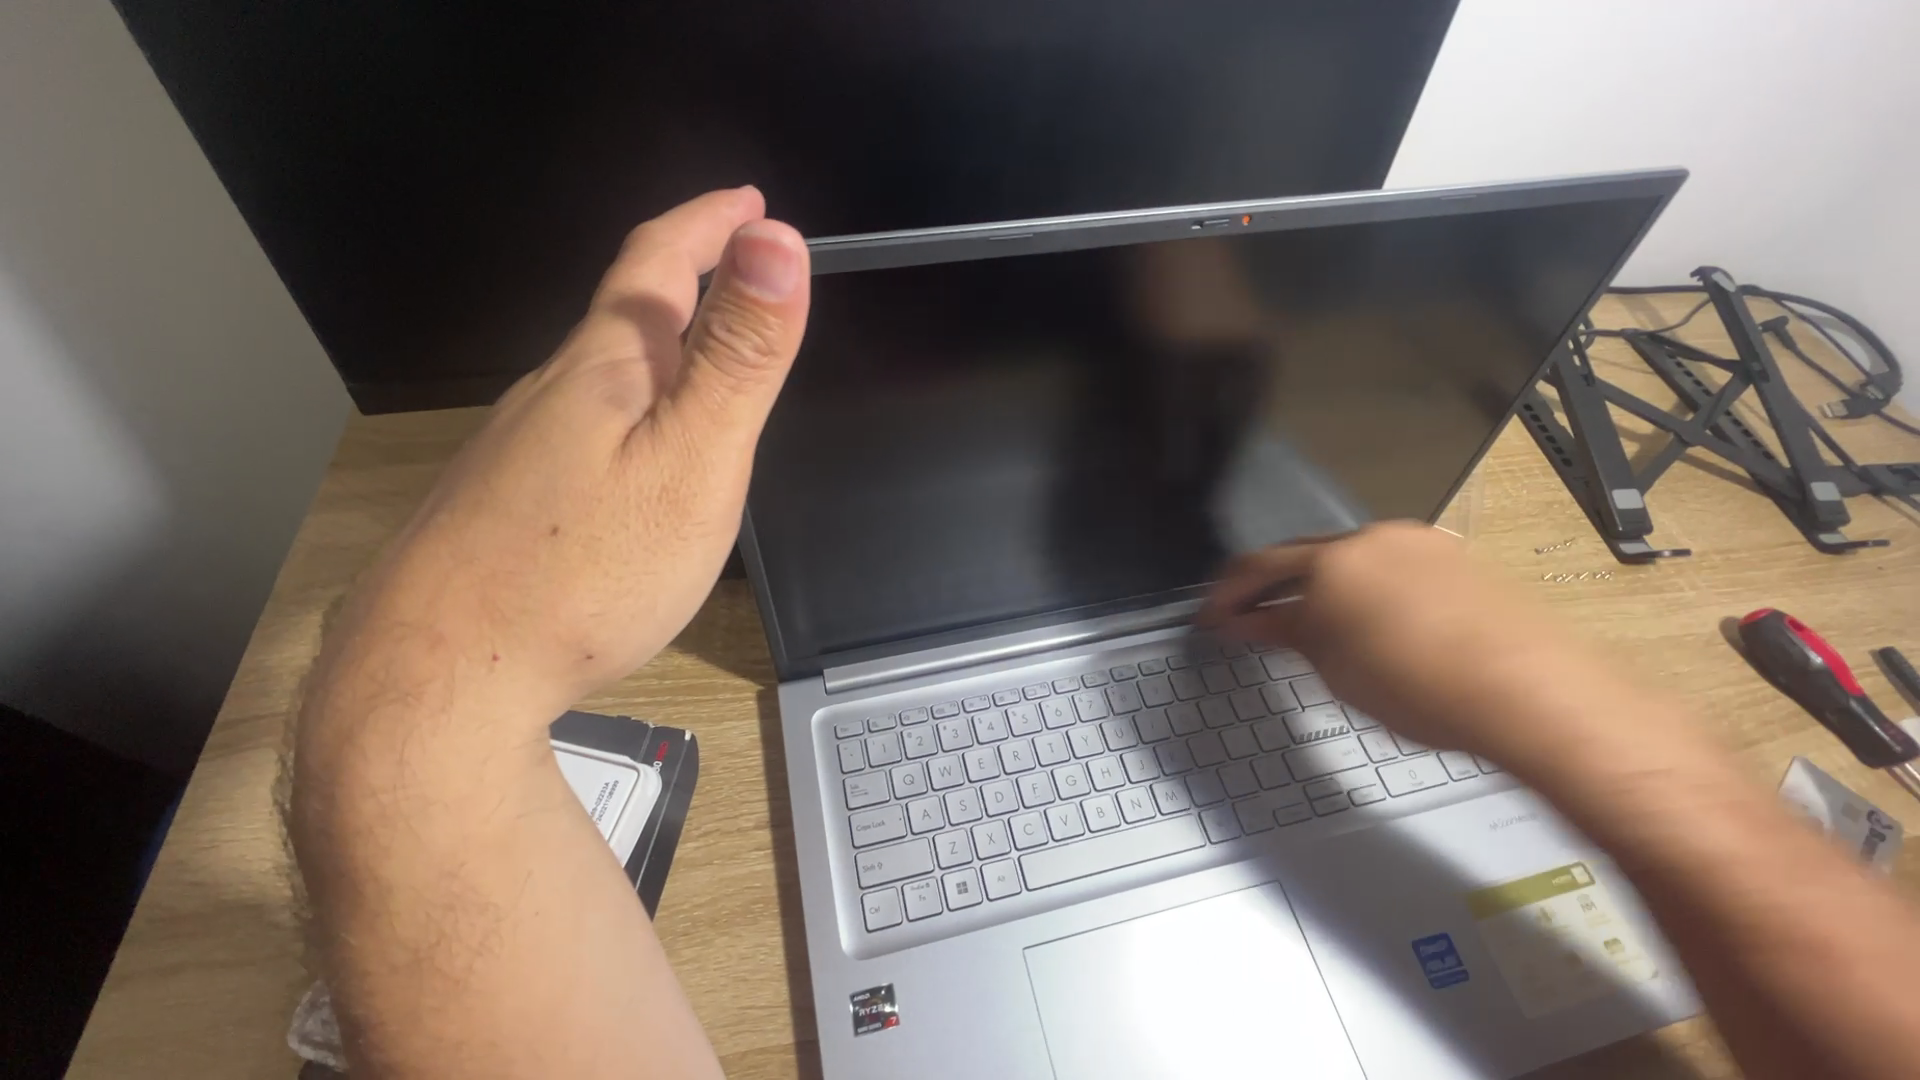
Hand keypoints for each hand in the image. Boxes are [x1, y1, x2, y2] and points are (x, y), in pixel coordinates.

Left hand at [312, 187, 808, 725]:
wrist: (445, 677)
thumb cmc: (589, 570)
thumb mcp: (695, 459)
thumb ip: (741, 357)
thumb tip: (776, 244)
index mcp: (607, 369)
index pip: (660, 262)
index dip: (709, 223)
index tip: (749, 202)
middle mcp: (554, 394)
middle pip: (625, 316)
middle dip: (687, 279)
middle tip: (735, 272)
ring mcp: (522, 449)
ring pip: (603, 377)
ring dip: (659, 348)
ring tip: (703, 357)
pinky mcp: (508, 502)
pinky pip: (582, 430)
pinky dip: (629, 409)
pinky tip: (637, 453)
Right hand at [1197, 522, 1617, 763]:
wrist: (1531, 693)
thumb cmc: (1418, 687)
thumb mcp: (1334, 668)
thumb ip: (1286, 634)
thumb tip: (1250, 623)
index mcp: (1330, 561)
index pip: (1257, 568)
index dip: (1227, 595)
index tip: (1210, 617)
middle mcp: (1370, 539)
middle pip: (1302, 556)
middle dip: (1271, 588)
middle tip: (1250, 618)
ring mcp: (1417, 544)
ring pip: (1349, 561)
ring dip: (1319, 587)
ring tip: (1310, 624)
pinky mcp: (1454, 559)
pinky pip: (1389, 567)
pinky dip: (1363, 589)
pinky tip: (1369, 621)